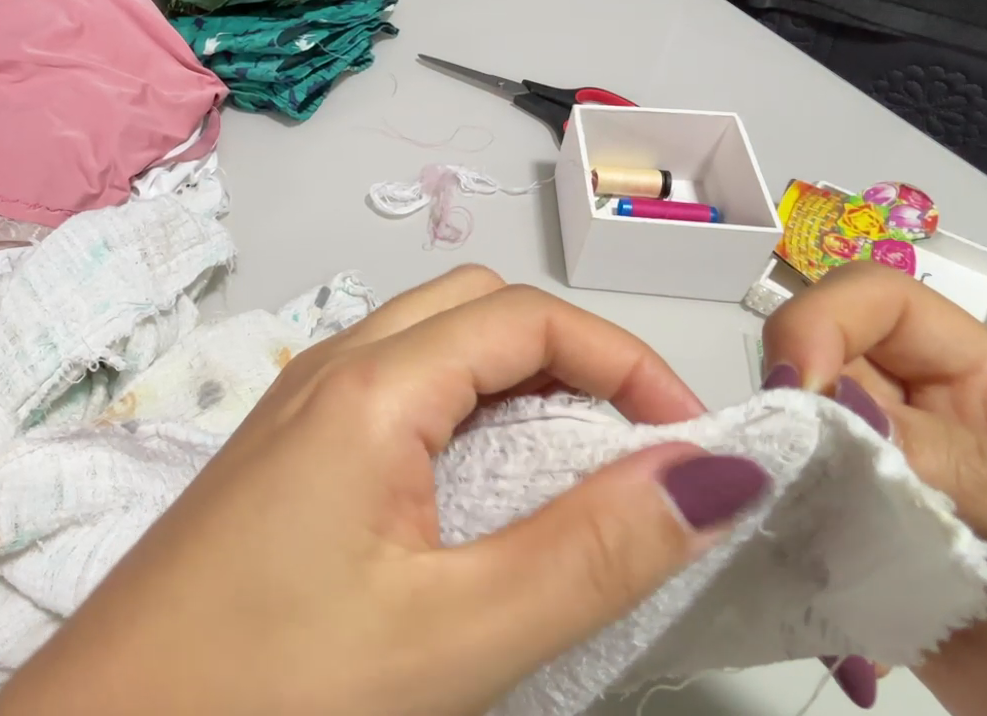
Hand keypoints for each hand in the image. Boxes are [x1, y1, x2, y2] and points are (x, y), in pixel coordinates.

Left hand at [0, 266, 770, 715]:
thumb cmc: (276, 682)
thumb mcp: (457, 633)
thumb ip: (593, 550)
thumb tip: (711, 473)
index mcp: (371, 386)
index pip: (526, 316)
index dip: (625, 361)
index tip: (692, 442)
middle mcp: (330, 366)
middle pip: (476, 308)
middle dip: (570, 356)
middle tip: (630, 448)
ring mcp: (300, 398)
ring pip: (431, 340)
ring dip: (514, 379)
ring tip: (567, 468)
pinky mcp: (285, 440)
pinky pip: (392, 385)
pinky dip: (460, 407)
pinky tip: (474, 485)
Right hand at [762, 262, 986, 715]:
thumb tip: (848, 410)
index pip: (888, 305)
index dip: (827, 320)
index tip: (796, 389)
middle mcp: (927, 419)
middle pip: (821, 357)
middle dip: (785, 392)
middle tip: (775, 463)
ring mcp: (881, 478)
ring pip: (790, 426)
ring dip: (769, 459)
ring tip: (778, 518)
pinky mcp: (847, 535)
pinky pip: (783, 497)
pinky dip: (766, 515)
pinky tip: (781, 557)